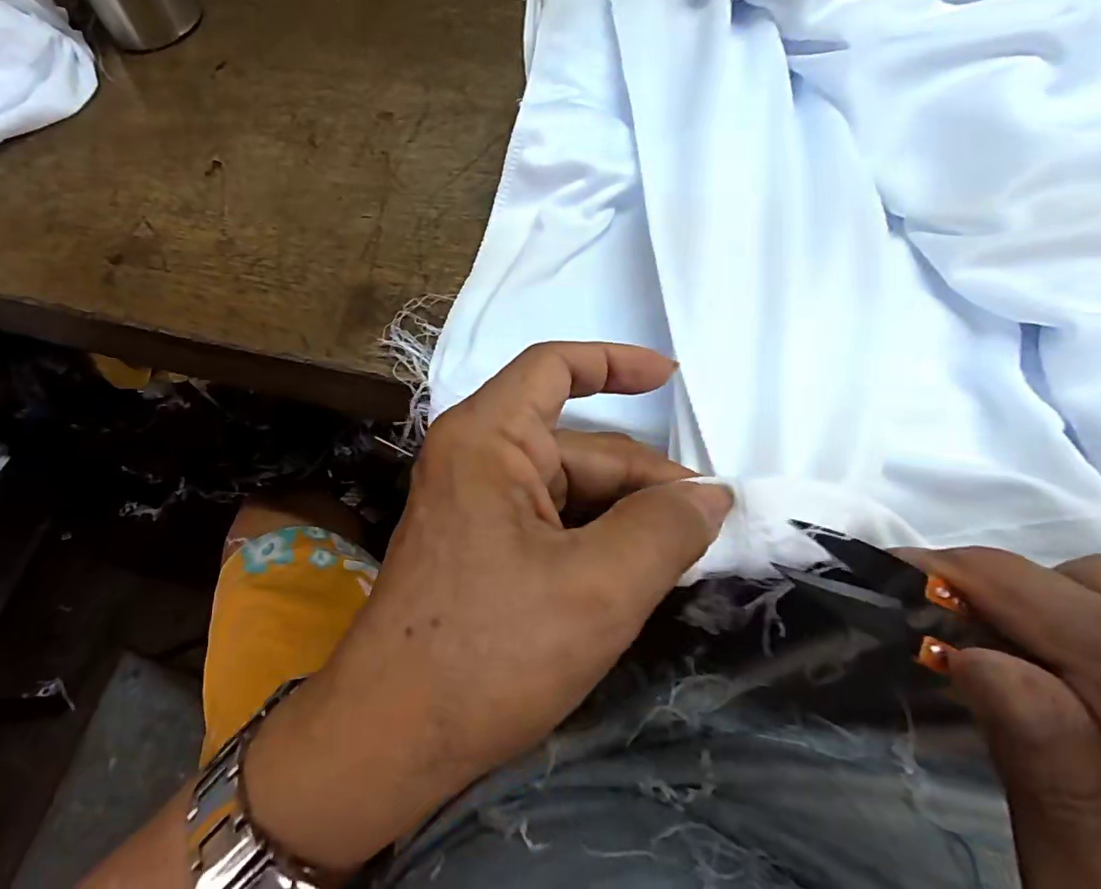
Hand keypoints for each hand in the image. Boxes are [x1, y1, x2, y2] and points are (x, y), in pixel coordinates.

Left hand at [241, 342, 731, 874]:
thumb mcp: (599, 586)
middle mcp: (475, 461)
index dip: (615, 362)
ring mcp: (474, 508)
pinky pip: (551, 526)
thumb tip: (710, 496)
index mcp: (487, 439)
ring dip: (626, 518)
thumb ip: (665, 529)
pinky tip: (635, 575)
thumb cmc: (491, 651)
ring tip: (683, 556)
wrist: (389, 738)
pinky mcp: (477, 551)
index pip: (553, 368)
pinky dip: (597, 542)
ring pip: (570, 493)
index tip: (671, 376)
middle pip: (578, 446)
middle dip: (644, 481)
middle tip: (710, 526)